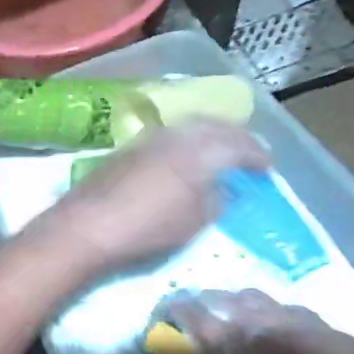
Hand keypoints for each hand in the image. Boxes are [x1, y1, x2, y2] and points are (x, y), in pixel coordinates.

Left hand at [29, 120, 268, 275]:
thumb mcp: (195, 221)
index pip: (240, 144)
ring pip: (188, 129)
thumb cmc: (147, 227)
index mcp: (202, 149)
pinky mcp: (126, 149)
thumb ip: (217, 199)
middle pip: (214, 127)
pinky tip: (183, 161)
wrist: (86, 226)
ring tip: (218, 156)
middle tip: (247, 155)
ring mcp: (148, 138)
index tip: (267, 169)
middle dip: (235, 139)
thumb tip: (225, 188)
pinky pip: (167, 139)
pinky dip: (184, 145)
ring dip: (208, 138)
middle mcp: (177, 135)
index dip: (258, 156)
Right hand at [168, 289, 353, 353]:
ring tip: (239, 314)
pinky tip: (279, 327)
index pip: (189, 313)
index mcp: (226, 336)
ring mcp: (286, 313)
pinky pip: (284, 307)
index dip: (173, 309)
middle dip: (207, 299)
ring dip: (240, 300)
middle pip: (222, 295)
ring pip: (254, 295)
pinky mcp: (317, 320)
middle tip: (202, 309)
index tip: (164, 310)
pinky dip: (274, 313)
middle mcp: (251, 316)